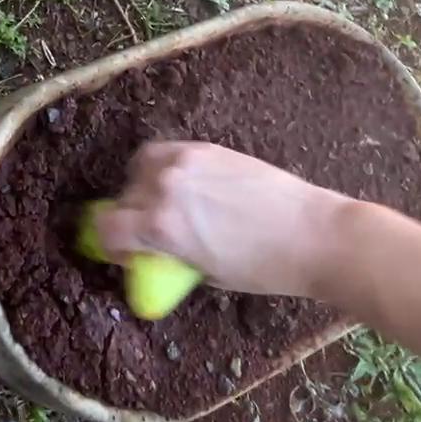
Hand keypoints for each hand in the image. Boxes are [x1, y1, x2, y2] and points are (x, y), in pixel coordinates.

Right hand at [93, 141, 352, 299]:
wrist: (313, 232)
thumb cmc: (265, 267)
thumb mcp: (207, 274)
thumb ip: (170, 257)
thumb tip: (150, 252)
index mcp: (161, 226)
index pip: (107, 228)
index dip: (107, 244)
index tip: (120, 252)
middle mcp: (162, 187)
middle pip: (122, 199)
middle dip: (128, 219)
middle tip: (147, 234)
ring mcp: (180, 162)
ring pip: (137, 170)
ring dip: (140, 188)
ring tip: (163, 203)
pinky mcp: (200, 147)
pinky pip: (162, 153)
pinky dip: (160, 168)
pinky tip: (179, 183)